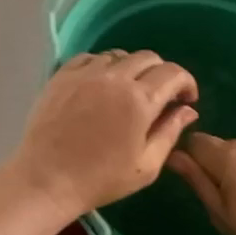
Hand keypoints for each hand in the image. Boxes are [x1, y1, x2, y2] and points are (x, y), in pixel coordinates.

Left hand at [9, 51, 199, 216]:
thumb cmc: (101, 179)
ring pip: (118, 55)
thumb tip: (188, 109)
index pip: (173, 72)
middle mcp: (114, 77)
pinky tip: (100, 86)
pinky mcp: (62, 74)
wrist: (47, 177)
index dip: (186, 82)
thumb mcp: (146, 165)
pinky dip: (103, 66)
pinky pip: (90, 58)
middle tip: (160, 96)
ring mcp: (85, 73)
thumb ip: (170, 132)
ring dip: (131, 68)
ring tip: (128, 91)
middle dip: (161, 73)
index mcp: (139, 100)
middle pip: (148, 58)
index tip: (186, 99)